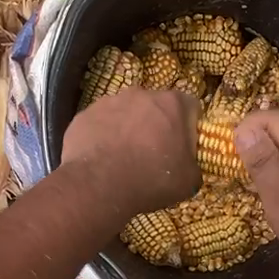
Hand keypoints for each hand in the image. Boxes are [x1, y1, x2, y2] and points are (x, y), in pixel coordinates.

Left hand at [59, 89, 199, 218]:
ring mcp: (110, 101)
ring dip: (128, 131)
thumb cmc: (152, 179)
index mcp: (173, 104)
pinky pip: (100, 125)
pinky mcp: (85, 114)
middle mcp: (142, 93)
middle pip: (155, 108)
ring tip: (123, 160)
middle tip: (152, 156)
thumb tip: (188, 166)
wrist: (99, 184)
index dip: (188, 129)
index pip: (190, 108)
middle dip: (156, 127)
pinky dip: (103, 138)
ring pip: (125, 114)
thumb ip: (193, 165)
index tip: (182, 149)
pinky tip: (102, 161)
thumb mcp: (189, 182)